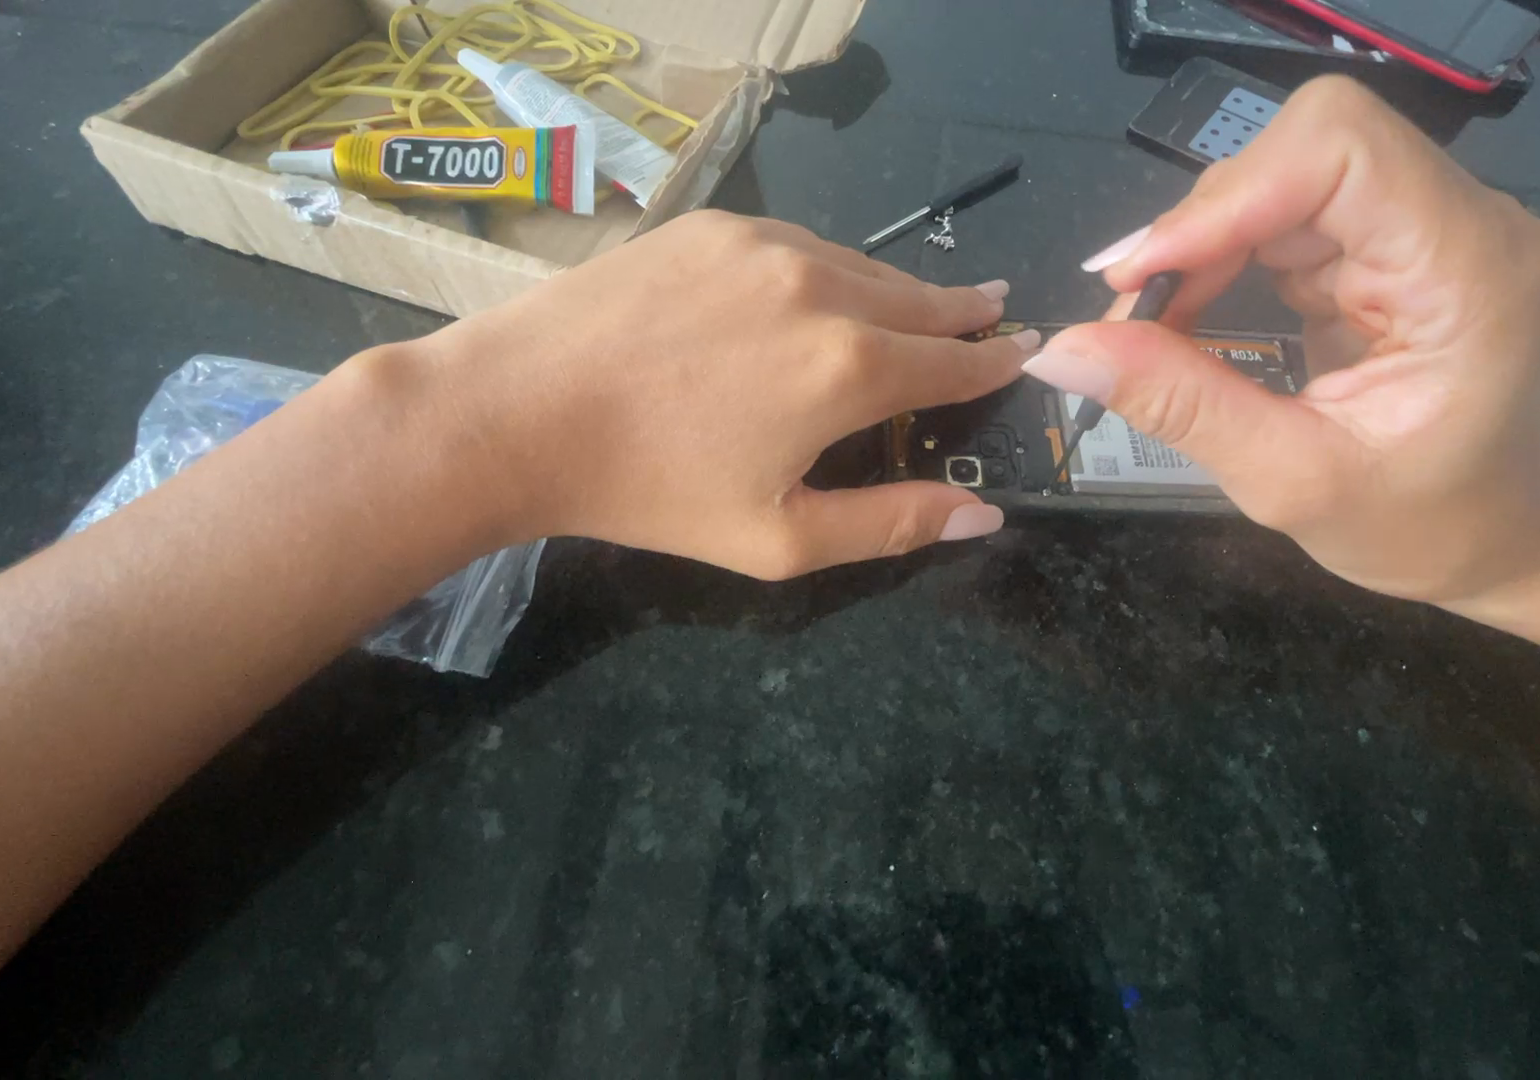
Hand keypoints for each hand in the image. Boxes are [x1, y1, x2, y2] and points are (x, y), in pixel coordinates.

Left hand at [407, 210, 1036, 578]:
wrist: (517, 414)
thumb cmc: (653, 492)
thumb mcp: (781, 540)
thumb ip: (891, 525)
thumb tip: (985, 515)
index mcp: (849, 370)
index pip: (953, 362)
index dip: (994, 361)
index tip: (1023, 351)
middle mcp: (822, 288)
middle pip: (918, 300)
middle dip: (962, 312)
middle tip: (995, 309)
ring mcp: (764, 244)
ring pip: (862, 267)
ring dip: (899, 291)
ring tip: (925, 304)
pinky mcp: (715, 224)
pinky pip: (801, 246)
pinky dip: (832, 270)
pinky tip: (829, 288)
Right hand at [1023, 77, 1539, 604]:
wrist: (1486, 537)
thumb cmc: (1413, 524)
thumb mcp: (1284, 480)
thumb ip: (1178, 407)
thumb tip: (1059, 352)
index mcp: (1463, 269)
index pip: (1339, 153)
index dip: (1223, 199)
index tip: (1135, 280)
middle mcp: (1450, 223)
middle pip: (1300, 153)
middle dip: (1197, 227)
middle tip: (1128, 314)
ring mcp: (1413, 230)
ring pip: (1276, 181)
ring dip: (1194, 247)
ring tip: (1144, 329)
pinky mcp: (1376, 251)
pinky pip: (1273, 221)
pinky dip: (1210, 263)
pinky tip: (1181, 319)